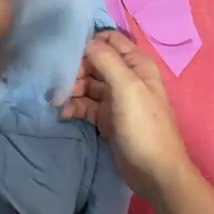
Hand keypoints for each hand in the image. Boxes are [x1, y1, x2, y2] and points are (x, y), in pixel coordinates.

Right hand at [60, 31, 194, 200]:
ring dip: (71, 89)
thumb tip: (86, 42)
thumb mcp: (127, 88)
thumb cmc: (144, 126)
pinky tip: (66, 114)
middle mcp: (126, 77)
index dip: (89, 42)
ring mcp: (115, 98)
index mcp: (136, 64)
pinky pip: (85, 104)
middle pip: (94, 61)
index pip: (109, 39)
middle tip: (58, 82)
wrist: (155, 174)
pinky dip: (74, 106)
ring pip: (87, 83)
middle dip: (75, 68)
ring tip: (57, 101)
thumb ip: (106, 60)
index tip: (66, 51)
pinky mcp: (106, 118)